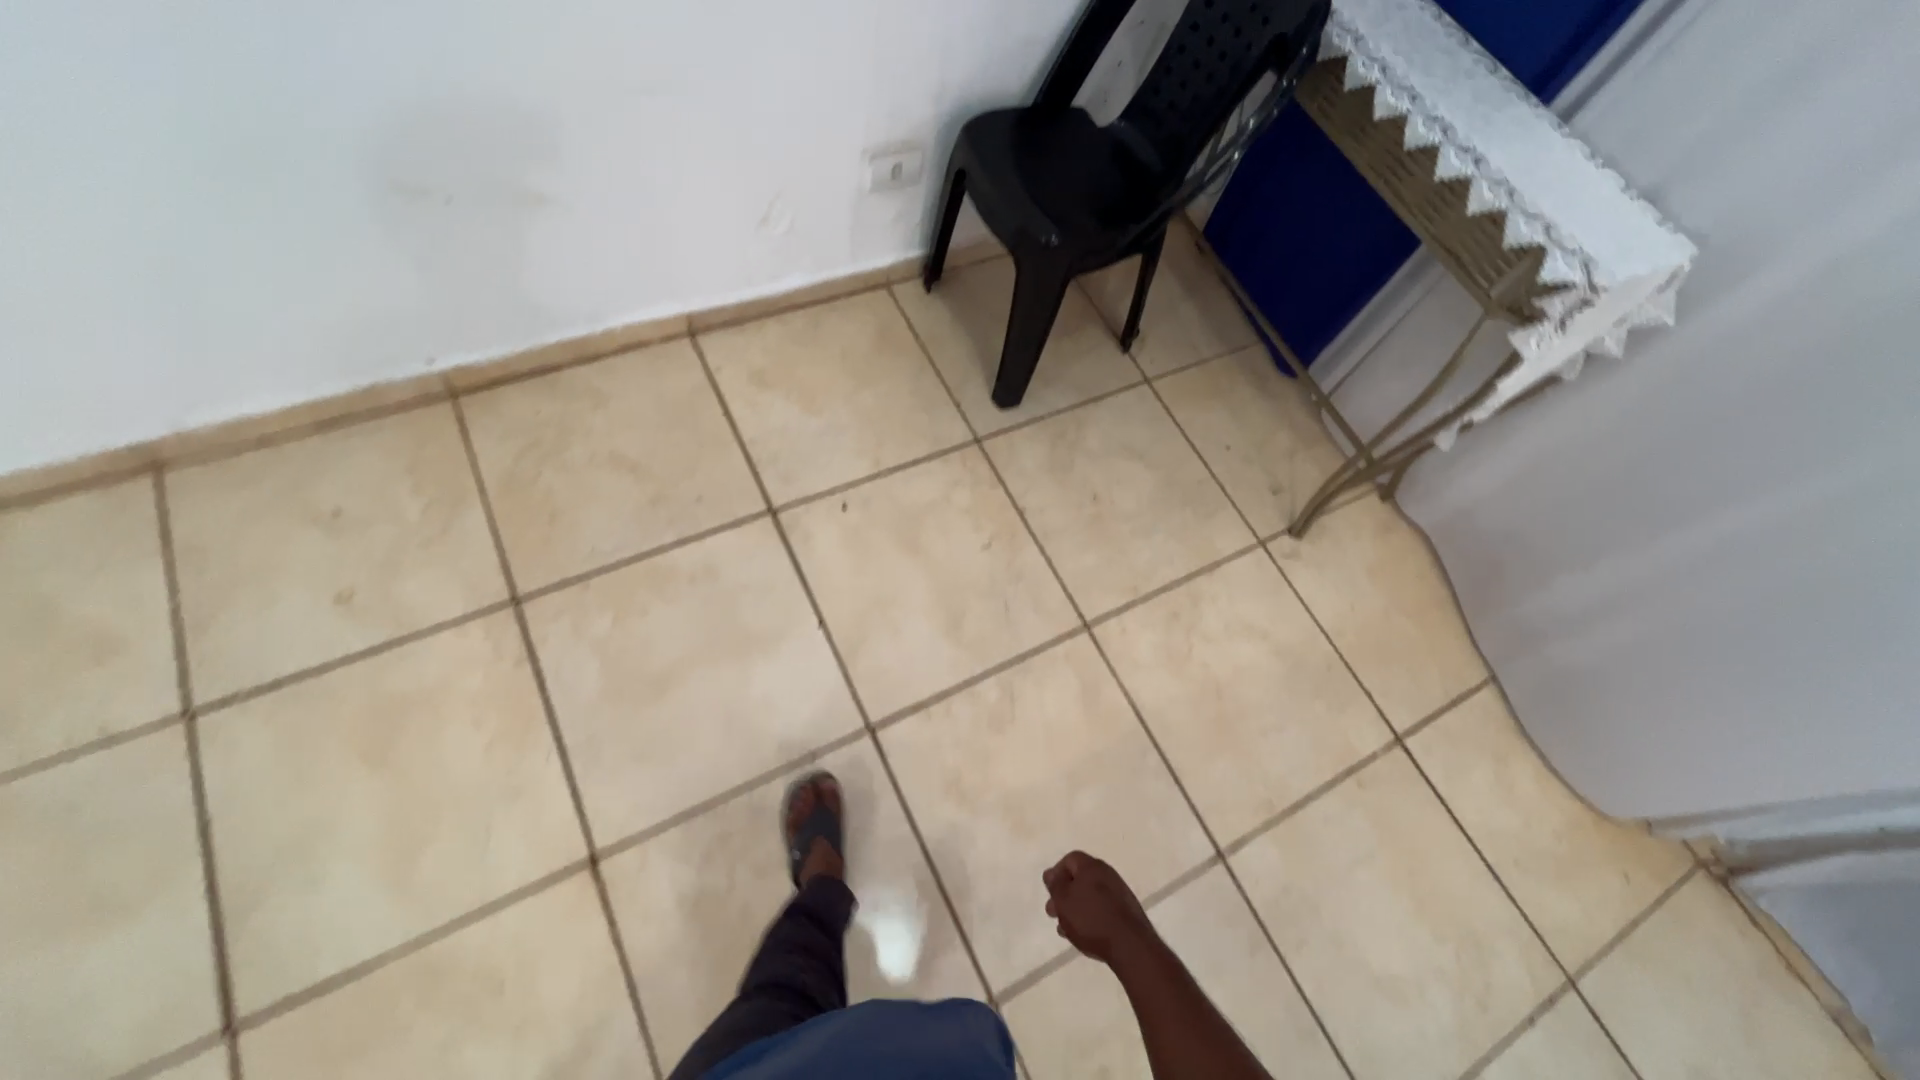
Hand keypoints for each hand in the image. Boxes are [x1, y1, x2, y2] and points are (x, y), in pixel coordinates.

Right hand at [1042, 851, 1158, 964]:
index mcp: (1092, 867)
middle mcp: (1107, 875)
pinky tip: (1082, 935)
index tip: (1050, 892)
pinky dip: (1089, 918)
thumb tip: (1051, 873)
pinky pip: (1102, 909)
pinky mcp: (1126, 912)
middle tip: (1053, 913)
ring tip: (1065, 929)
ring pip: (1089, 896)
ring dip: (1074, 909)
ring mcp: (1119, 894)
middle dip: (1063, 895)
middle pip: (1079, 879)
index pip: (1070, 859)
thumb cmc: (1090, 919)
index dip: (1056, 873)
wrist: (1130, 946)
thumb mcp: (1064, 900)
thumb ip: (1055, 884)